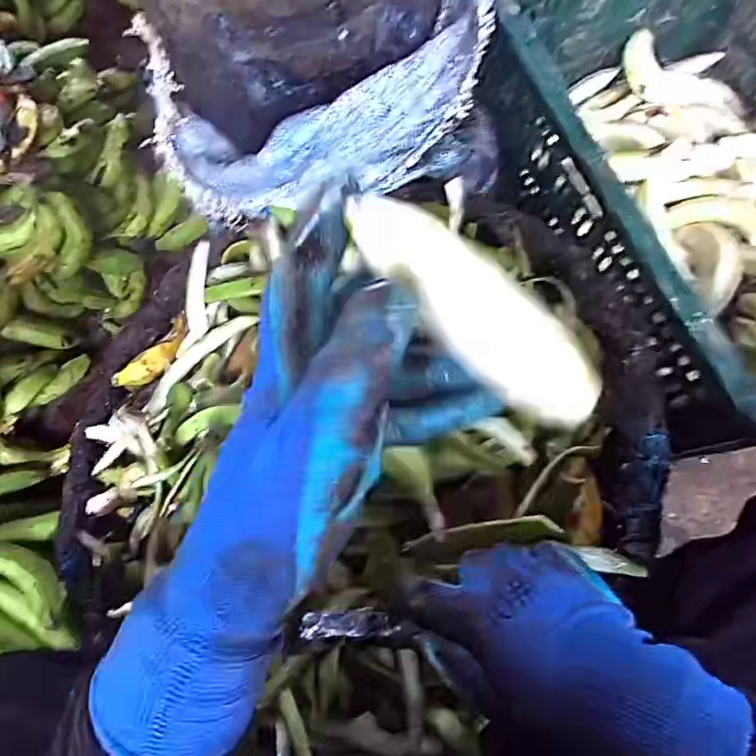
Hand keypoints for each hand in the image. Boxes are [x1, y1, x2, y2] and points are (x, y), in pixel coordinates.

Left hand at [91, 201, 496, 755]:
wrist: (252, 576)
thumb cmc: (270, 502)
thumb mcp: (313, 427)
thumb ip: (352, 359)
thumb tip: (395, 290)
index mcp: (289, 355)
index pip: (304, 272)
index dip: (321, 225)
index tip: (343, 179)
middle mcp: (313, 367)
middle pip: (364, 306)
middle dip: (409, 279)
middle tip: (458, 256)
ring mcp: (338, 402)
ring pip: (398, 358)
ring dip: (444, 347)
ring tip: (503, 334)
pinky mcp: (357, 437)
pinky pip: (407, 408)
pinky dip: (444, 402)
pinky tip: (490, 397)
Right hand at [412, 542, 754, 755]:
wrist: (627, 690)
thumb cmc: (553, 707)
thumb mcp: (494, 701)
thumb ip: (458, 666)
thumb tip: (434, 644)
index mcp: (470, 612)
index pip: (424, 594)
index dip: (408, 593)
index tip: (400, 594)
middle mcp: (494, 578)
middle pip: (465, 566)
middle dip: (463, 582)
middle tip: (471, 605)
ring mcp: (532, 566)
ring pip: (500, 555)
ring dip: (497, 571)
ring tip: (508, 592)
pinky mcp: (567, 565)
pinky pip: (538, 554)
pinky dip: (533, 565)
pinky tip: (541, 583)